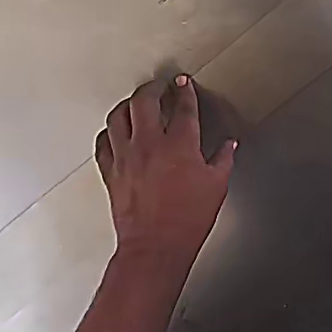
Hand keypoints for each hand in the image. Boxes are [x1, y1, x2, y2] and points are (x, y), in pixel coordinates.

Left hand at [94, 76, 236, 273]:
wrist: (156, 246)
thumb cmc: (186, 221)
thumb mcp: (216, 186)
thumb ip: (222, 160)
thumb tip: (228, 147)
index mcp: (179, 144)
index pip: (183, 107)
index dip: (185, 91)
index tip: (184, 84)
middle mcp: (149, 145)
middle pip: (144, 101)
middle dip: (153, 88)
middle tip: (160, 86)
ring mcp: (126, 157)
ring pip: (118, 116)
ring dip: (128, 105)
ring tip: (136, 102)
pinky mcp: (111, 172)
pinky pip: (103, 142)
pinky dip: (109, 132)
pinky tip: (114, 131)